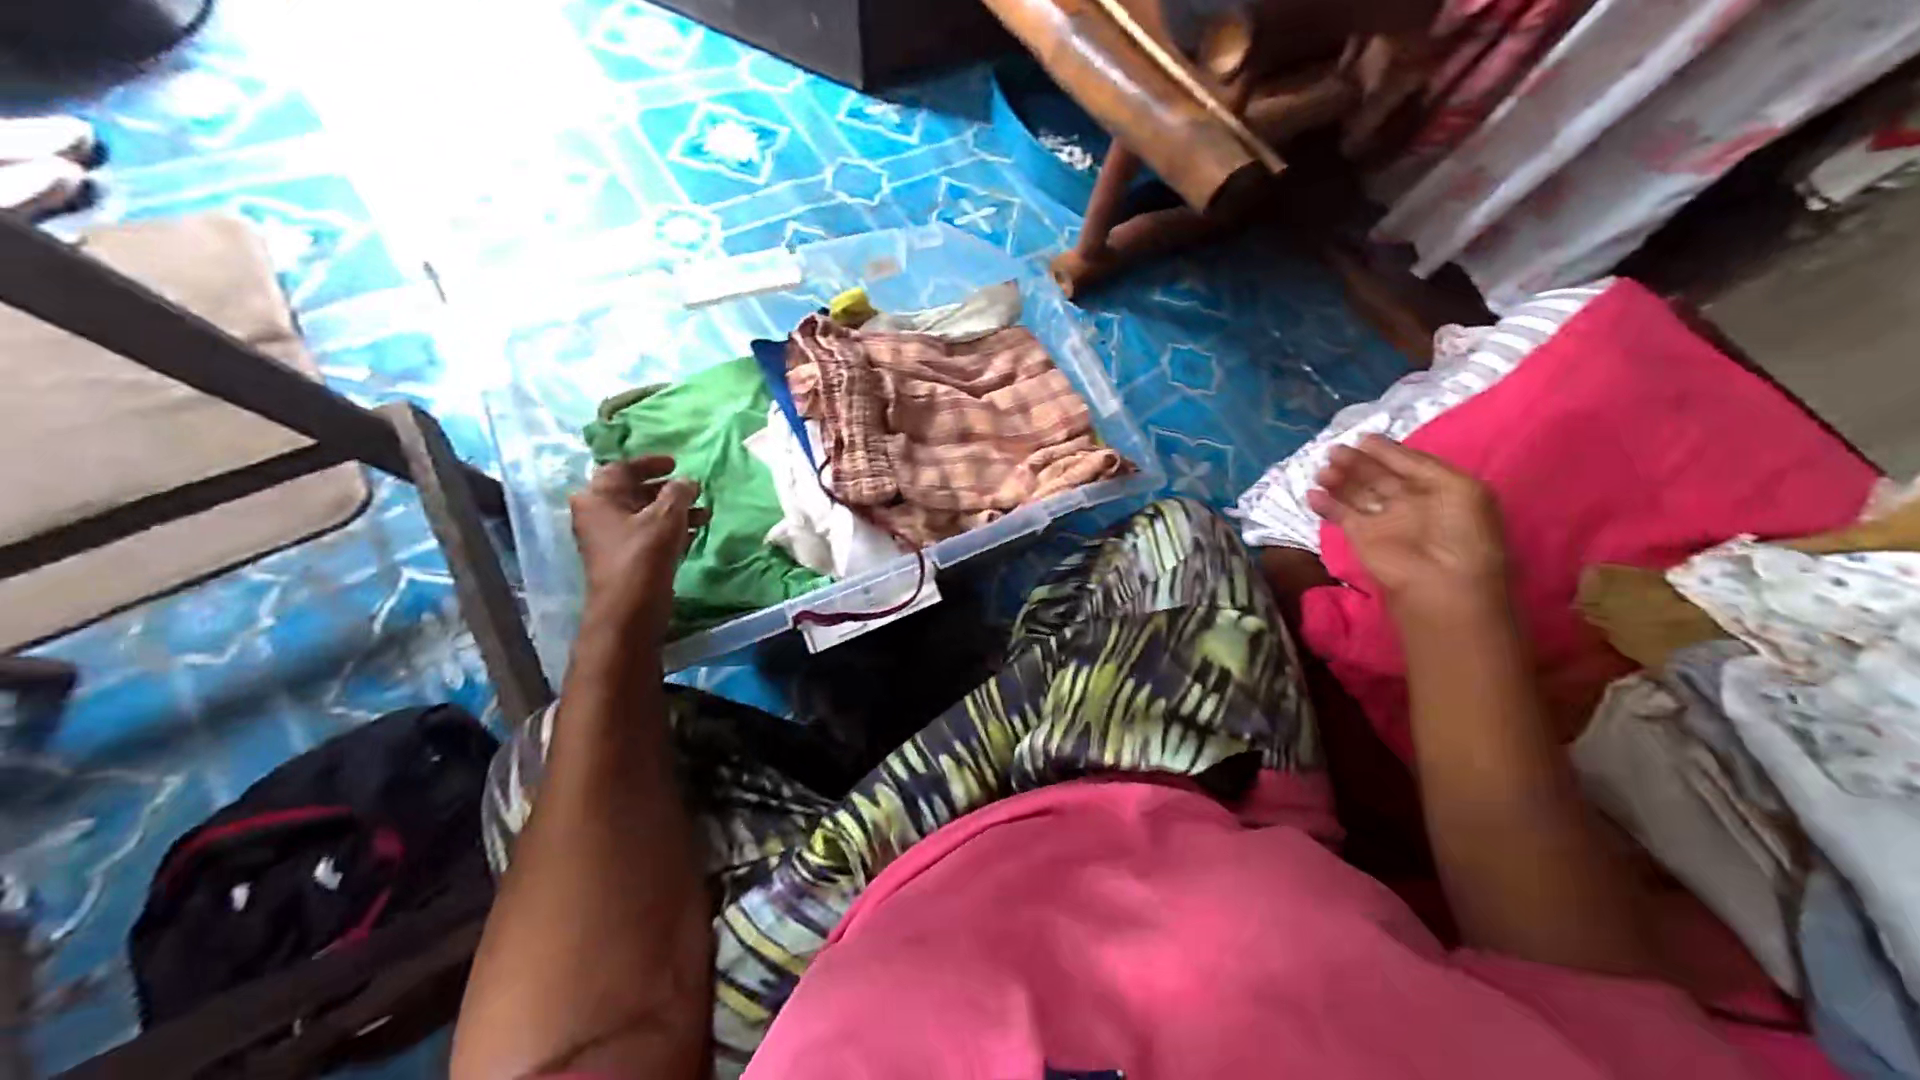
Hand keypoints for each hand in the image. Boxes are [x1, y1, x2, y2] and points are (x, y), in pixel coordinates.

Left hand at [570, 456, 705, 645]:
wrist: (629, 610)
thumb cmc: (643, 555)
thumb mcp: (665, 516)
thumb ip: (678, 492)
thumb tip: (687, 481)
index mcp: (597, 497)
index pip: (622, 468)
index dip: (650, 463)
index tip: (676, 463)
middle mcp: (598, 514)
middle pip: (634, 491)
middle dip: (667, 490)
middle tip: (694, 489)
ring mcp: (610, 538)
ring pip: (645, 515)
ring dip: (674, 511)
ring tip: (704, 513)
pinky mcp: (625, 558)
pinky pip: (649, 534)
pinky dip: (670, 529)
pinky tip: (695, 532)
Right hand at [1306, 435, 1507, 615]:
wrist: (1441, 582)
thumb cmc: (1461, 532)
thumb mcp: (1457, 486)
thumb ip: (1419, 464)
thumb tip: (1382, 449)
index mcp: (1437, 489)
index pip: (1406, 464)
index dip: (1385, 451)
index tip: (1363, 438)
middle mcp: (1408, 502)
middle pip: (1376, 475)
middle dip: (1356, 461)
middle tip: (1334, 450)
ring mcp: (1382, 520)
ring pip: (1355, 492)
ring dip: (1339, 479)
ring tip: (1323, 469)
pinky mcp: (1360, 537)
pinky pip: (1339, 514)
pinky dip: (1324, 504)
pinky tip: (1313, 493)